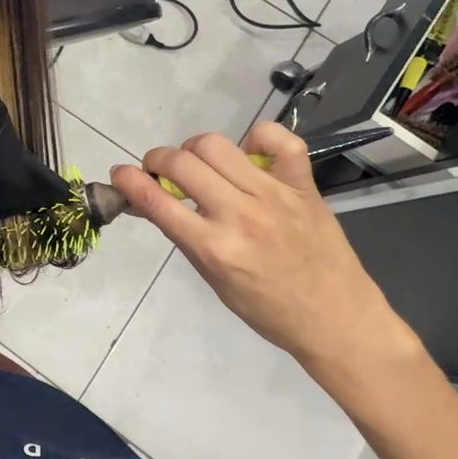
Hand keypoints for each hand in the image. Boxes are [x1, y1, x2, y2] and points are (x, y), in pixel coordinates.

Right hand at [108, 122, 414, 369]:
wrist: (338, 321)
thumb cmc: (268, 311)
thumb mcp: (213, 280)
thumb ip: (183, 236)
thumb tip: (151, 202)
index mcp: (214, 248)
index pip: (156, 201)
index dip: (128, 181)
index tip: (119, 174)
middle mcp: (240, 215)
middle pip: (181, 163)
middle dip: (157, 160)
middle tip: (158, 172)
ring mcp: (274, 196)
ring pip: (216, 145)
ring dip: (193, 149)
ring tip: (197, 164)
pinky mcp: (304, 186)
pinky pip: (280, 141)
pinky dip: (257, 137)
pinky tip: (247, 154)